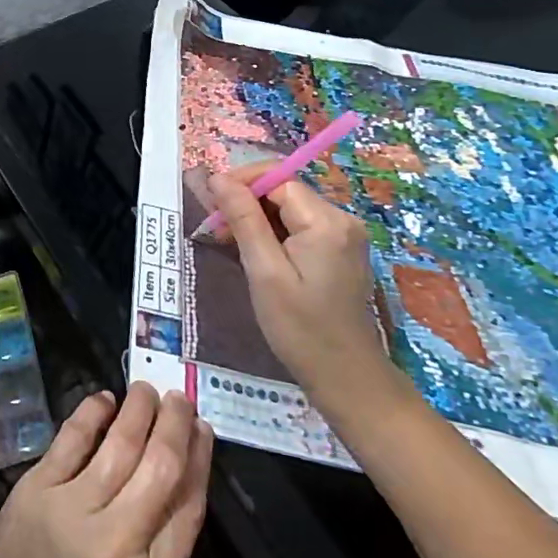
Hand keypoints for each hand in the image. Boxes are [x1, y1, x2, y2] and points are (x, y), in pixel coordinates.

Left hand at [0, 384, 211, 557]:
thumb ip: (160, 541)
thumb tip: (182, 473)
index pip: (188, 508)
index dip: (200, 462)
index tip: (204, 430)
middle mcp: (117, 541)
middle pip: (159, 469)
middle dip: (174, 427)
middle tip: (180, 398)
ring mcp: (73, 511)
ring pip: (119, 446)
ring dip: (138, 411)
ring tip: (146, 390)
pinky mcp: (35, 491)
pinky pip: (71, 439)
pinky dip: (91, 413)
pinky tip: (104, 398)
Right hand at [208, 167, 391, 398]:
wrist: (346, 379)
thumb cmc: (301, 328)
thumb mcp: (265, 271)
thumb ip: (244, 219)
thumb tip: (219, 177)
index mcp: (327, 221)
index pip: (278, 178)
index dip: (242, 183)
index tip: (211, 203)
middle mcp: (342, 219)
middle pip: (284, 191)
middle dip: (247, 203)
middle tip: (216, 229)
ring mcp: (344, 236)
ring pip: (289, 209)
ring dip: (257, 219)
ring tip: (230, 243)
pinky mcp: (340, 251)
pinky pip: (300, 227)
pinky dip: (274, 233)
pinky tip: (256, 254)